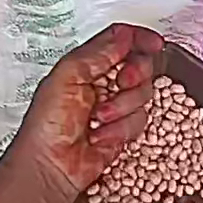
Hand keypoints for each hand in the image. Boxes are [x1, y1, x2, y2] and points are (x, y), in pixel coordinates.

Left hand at [11, 22, 164, 202]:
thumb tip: (123, 37)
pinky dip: (122, 129)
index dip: (139, 39)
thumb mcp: (66, 77)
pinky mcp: (123, 129)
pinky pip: (140, 120)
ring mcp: (115, 106)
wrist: (51, 165)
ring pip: (143, 94)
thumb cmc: (47, 126)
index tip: (154, 43)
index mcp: (87, 64)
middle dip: (135, 74)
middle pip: (140, 65)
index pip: (120, 41)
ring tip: (99, 117)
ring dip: (122, 107)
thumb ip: (97, 54)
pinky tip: (101, 135)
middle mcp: (103, 83)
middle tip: (121, 83)